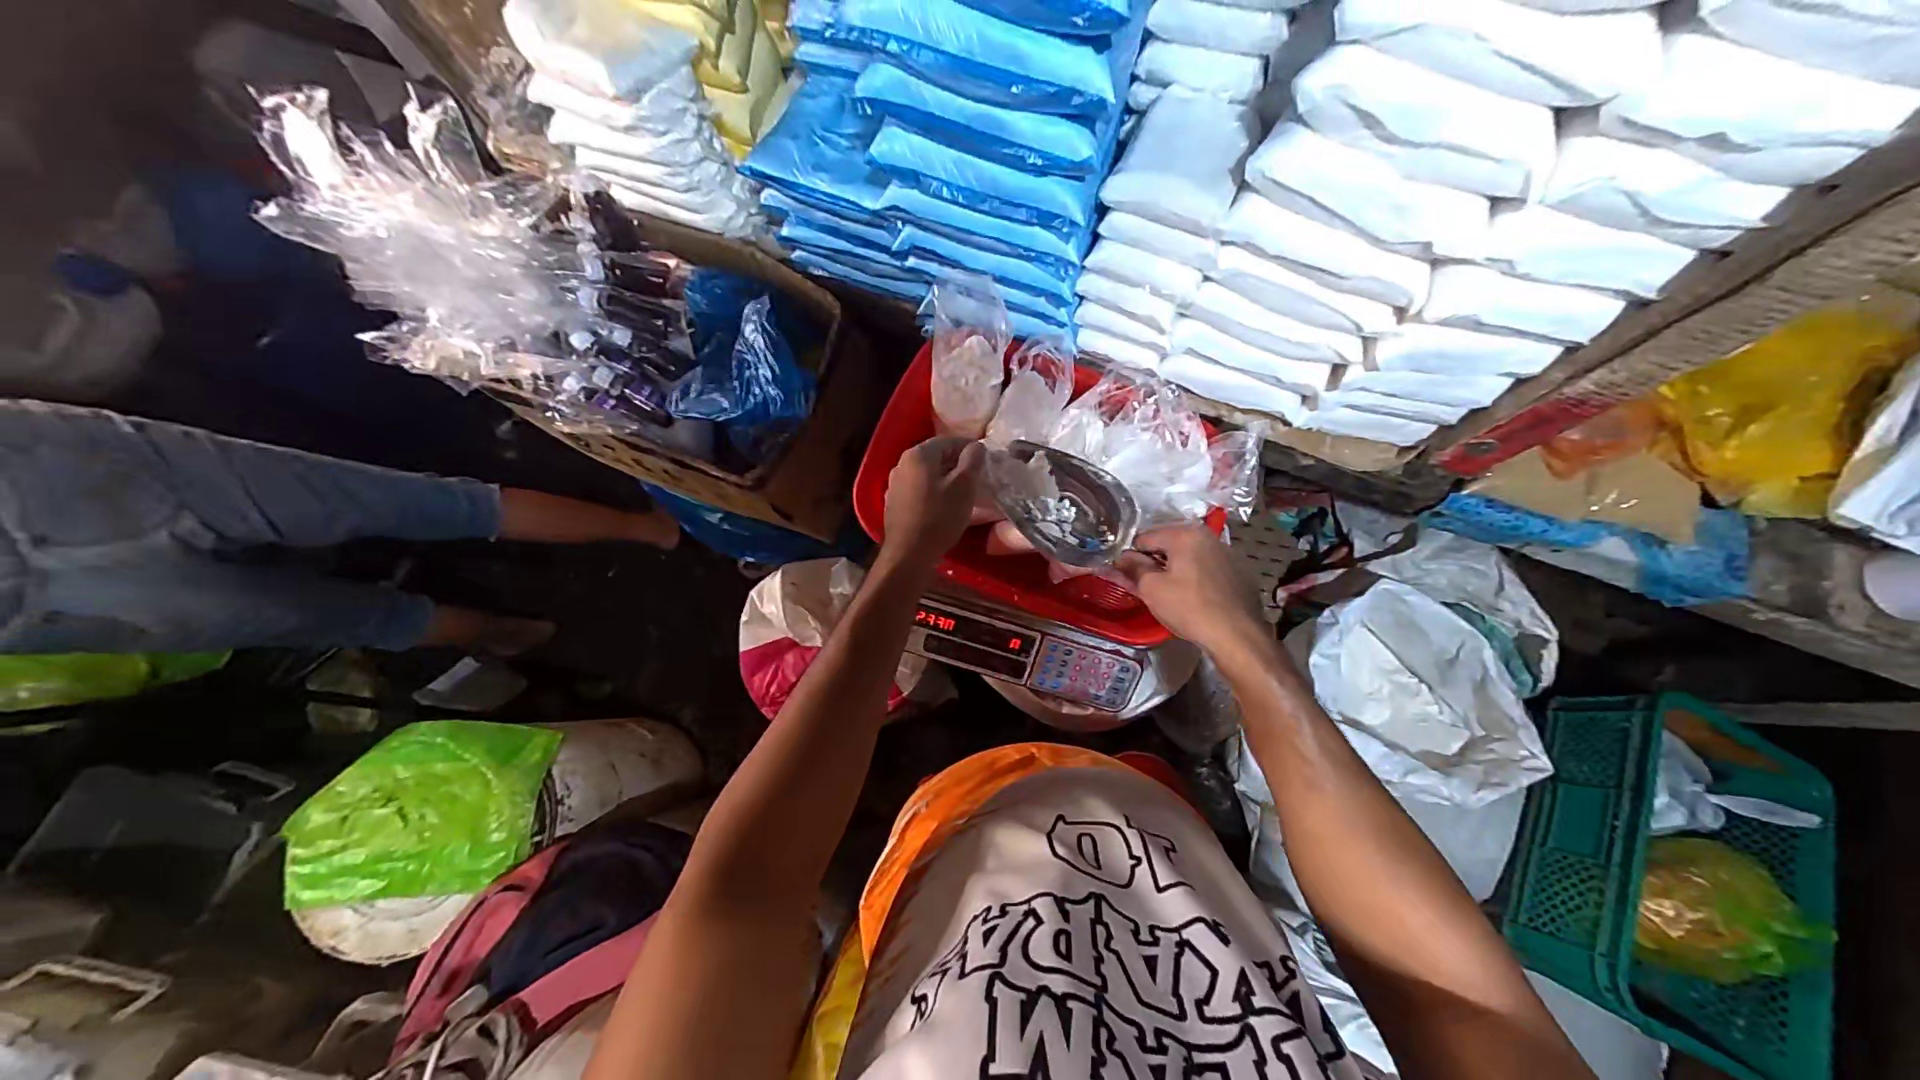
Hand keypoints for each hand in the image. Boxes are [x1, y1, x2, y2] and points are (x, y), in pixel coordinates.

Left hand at [883, 436, 986, 568]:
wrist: (909, 553)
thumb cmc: (939, 517)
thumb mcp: (964, 486)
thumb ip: (972, 460)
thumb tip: (976, 446)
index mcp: (918, 455)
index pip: (948, 440)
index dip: (969, 448)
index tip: (985, 460)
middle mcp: (902, 464)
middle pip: (936, 456)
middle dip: (957, 463)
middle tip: (977, 477)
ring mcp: (895, 484)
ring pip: (927, 474)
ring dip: (945, 478)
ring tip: (962, 492)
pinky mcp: (894, 503)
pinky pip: (918, 489)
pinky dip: (933, 491)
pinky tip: (943, 505)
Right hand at [1116, 526, 1266, 654]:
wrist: (1238, 636)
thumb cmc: (1189, 608)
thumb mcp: (1152, 589)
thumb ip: (1133, 569)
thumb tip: (1121, 559)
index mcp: (1185, 534)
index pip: (1144, 538)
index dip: (1131, 557)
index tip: (1128, 577)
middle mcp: (1209, 537)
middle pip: (1168, 545)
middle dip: (1154, 562)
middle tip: (1147, 588)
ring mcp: (1228, 554)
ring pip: (1189, 557)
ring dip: (1176, 570)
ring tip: (1172, 595)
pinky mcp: (1240, 573)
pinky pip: (1208, 569)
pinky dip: (1197, 578)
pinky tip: (1196, 599)